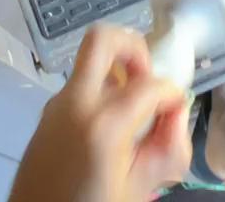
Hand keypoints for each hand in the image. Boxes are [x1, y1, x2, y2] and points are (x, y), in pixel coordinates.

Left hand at [10, 25, 190, 201]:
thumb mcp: (139, 187)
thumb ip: (168, 148)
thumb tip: (175, 112)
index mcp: (103, 122)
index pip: (150, 84)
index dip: (172, 94)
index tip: (175, 112)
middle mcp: (76, 100)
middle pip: (103, 38)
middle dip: (133, 48)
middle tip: (147, 79)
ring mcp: (57, 102)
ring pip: (90, 60)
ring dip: (117, 70)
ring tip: (133, 109)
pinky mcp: (48, 111)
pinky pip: (80, 85)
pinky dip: (101, 90)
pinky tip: (112, 126)